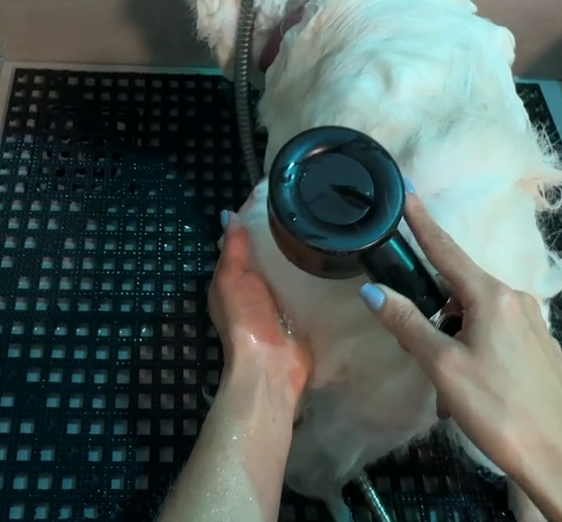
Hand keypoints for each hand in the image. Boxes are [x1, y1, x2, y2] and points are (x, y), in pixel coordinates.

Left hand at [210, 205, 310, 396]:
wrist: (270, 367)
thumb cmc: (245, 319)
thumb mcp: (231, 277)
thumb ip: (233, 248)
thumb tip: (230, 214)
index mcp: (233, 278)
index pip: (242, 240)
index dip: (255, 219)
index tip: (276, 195)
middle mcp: (255, 288)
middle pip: (267, 253)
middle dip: (282, 234)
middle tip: (306, 206)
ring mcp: (279, 302)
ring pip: (288, 268)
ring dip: (300, 253)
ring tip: (323, 224)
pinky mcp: (301, 313)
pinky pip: (307, 288)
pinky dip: (315, 275)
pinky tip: (331, 256)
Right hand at [359, 194, 561, 521]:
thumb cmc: (499, 411)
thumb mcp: (444, 367)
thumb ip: (408, 324)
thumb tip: (373, 291)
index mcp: (491, 295)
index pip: (445, 247)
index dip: (421, 220)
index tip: (406, 188)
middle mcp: (516, 300)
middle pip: (459, 288)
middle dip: (433, 310)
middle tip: (415, 344)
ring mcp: (534, 326)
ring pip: (476, 317)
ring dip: (453, 341)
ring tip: (445, 388)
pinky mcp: (542, 352)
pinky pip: (497, 338)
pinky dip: (475, 354)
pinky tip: (471, 394)